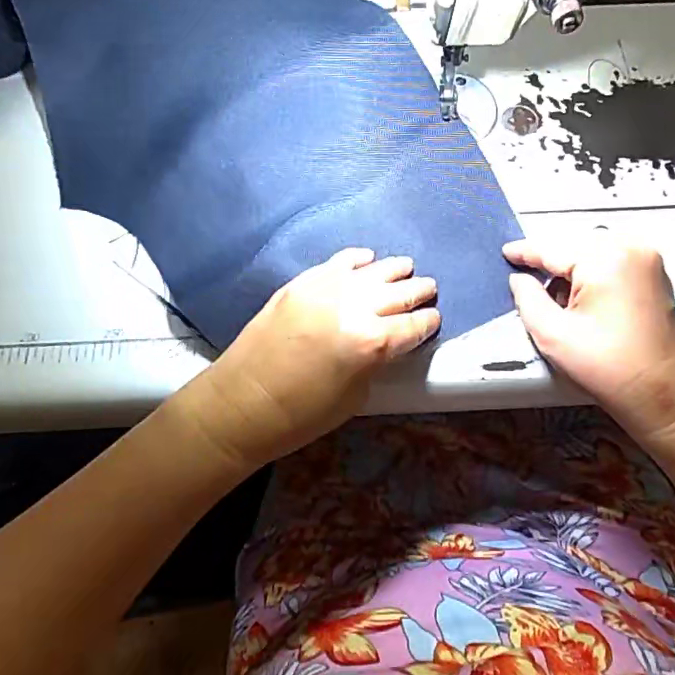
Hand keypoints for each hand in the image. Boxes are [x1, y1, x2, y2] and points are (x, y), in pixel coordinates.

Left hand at [177, 248, 440, 468]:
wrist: (241, 405)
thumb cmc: (301, 416)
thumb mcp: (354, 397)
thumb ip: (376, 362)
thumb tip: (385, 343)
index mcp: (371, 343)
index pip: (411, 326)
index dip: (427, 323)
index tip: (434, 318)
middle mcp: (352, 308)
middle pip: (396, 293)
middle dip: (417, 292)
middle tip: (430, 289)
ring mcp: (323, 290)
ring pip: (369, 271)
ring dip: (392, 270)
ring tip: (407, 267)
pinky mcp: (299, 284)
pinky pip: (335, 264)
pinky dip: (355, 260)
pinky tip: (366, 259)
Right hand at [505, 235, 674, 444]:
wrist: (664, 392)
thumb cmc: (610, 367)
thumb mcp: (552, 335)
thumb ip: (527, 299)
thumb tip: (520, 279)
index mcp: (605, 259)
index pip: (553, 248)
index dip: (525, 252)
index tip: (507, 253)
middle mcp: (631, 249)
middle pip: (574, 244)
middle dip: (551, 261)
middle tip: (530, 283)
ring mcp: (648, 259)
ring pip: (594, 249)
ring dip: (573, 267)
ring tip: (561, 300)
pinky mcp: (656, 274)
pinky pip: (614, 258)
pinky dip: (594, 271)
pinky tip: (584, 299)